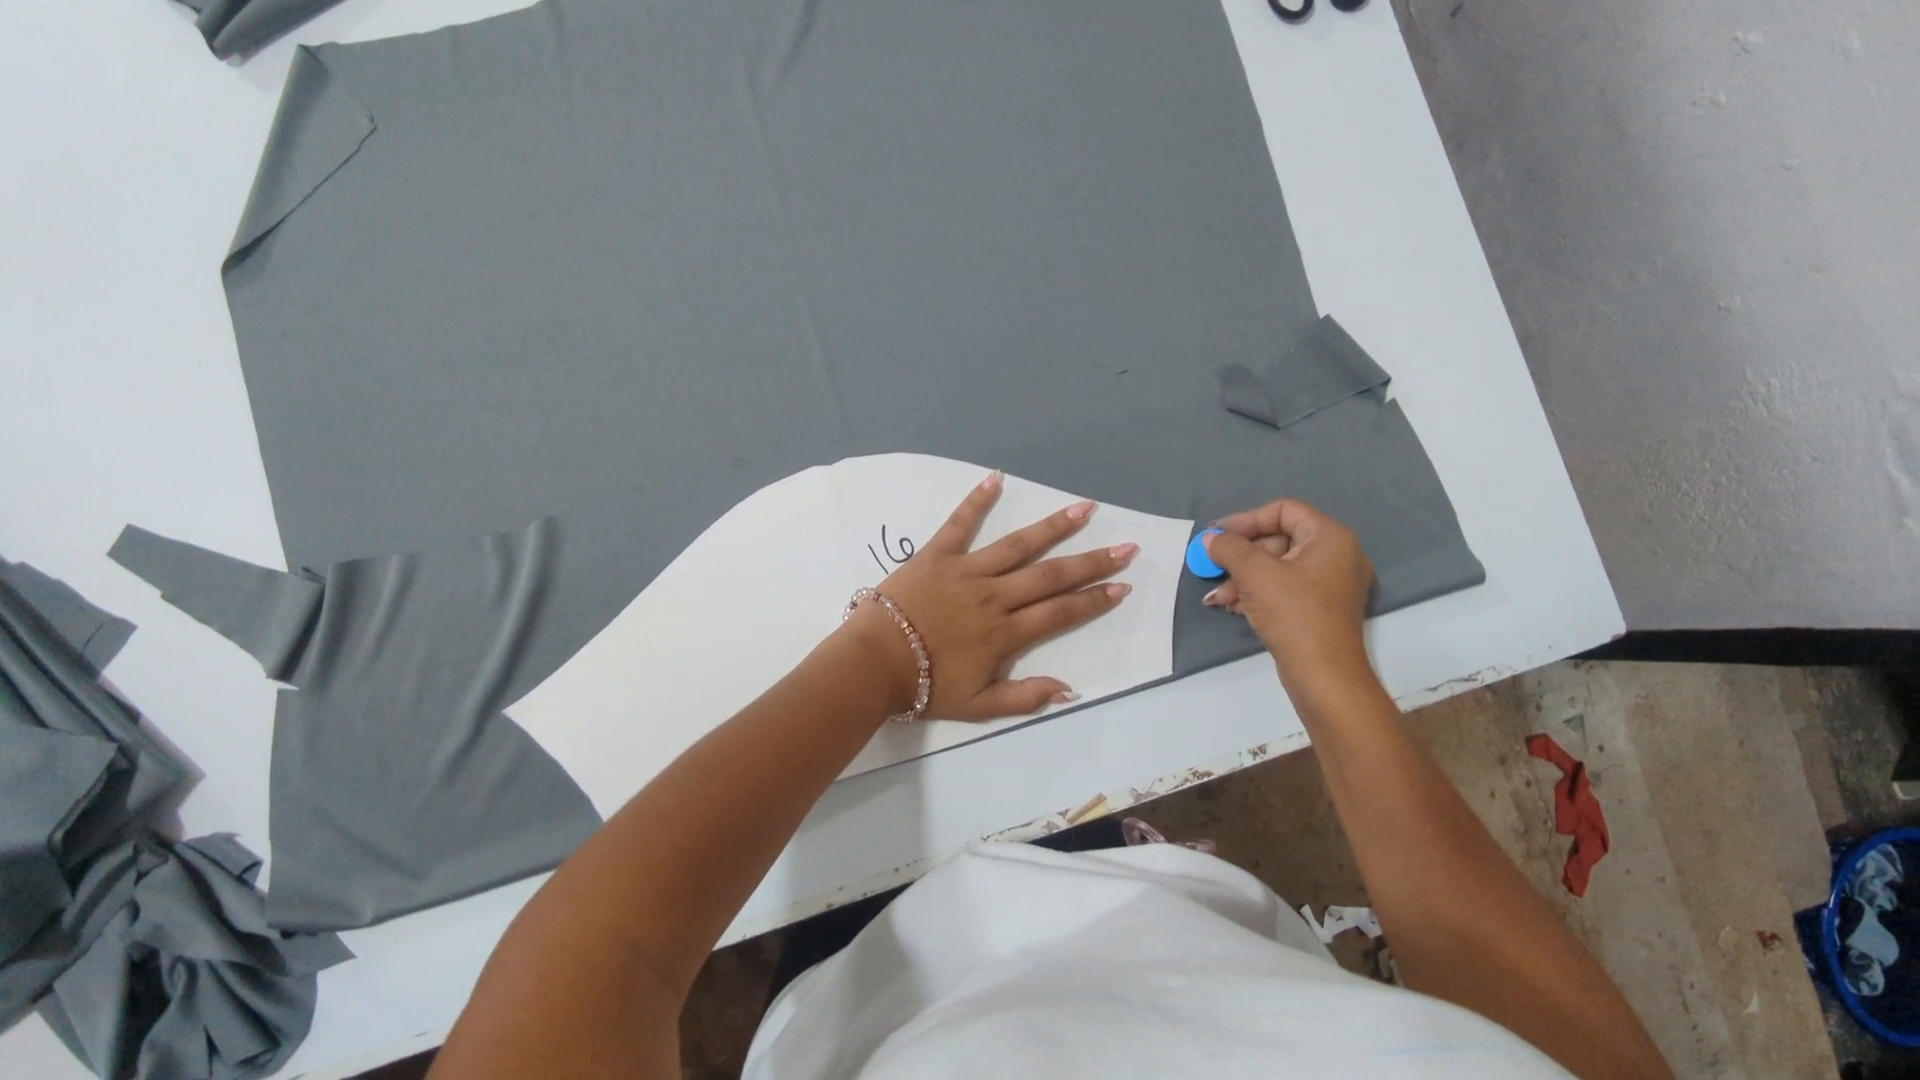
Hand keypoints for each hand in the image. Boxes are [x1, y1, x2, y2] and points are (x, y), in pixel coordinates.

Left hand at [843, 471, 1135, 720]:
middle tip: (1123, 547)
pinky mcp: (936, 555)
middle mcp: (994, 597)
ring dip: (1053, 527)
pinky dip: (977, 501)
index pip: (1060, 613)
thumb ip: (1025, 697)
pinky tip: (996, 478)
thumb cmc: (924, 687)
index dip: (1093, 601)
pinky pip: (960, 523)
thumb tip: (1070, 689)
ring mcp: (966, 572)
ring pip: (1018, 546)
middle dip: (1091, 562)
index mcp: (1005, 633)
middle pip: (1051, 576)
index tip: (1121, 586)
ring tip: (1083, 509)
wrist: (873, 664)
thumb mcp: (979, 706)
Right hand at [1200, 499, 1375, 699]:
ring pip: (1276, 567)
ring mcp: (1329, 584)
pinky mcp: (1319, 608)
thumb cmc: (1294, 614)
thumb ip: (1229, 548)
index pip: (1284, 511)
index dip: (1246, 519)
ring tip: (1218, 596)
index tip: (1217, 535)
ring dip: (1242, 577)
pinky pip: (1283, 588)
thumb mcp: (1256, 574)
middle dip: (1240, 555)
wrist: (1324, 675)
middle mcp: (1335, 555)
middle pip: (1278, 539)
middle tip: (1213, 567)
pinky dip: (1256, 593)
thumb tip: (1211, 539)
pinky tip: (1230, 605)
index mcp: (1330, 538)